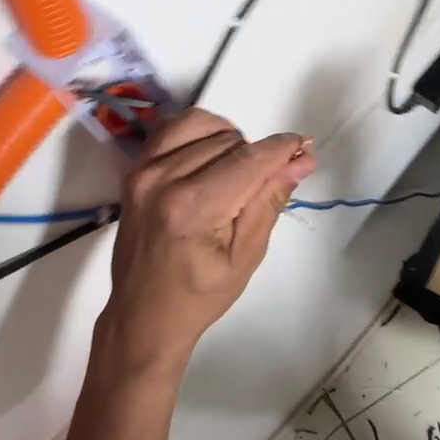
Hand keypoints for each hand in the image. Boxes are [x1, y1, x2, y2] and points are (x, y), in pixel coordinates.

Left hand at [98, 108, 315, 370]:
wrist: (144, 314)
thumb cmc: (200, 296)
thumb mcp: (246, 257)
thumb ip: (269, 201)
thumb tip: (301, 161)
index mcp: (193, 208)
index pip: (249, 159)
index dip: (282, 149)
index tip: (305, 148)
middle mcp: (163, 179)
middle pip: (230, 140)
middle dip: (256, 156)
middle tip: (263, 187)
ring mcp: (143, 170)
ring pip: (203, 126)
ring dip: (229, 142)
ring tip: (236, 173)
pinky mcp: (135, 169)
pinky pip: (173, 127)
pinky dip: (198, 133)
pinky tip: (210, 158)